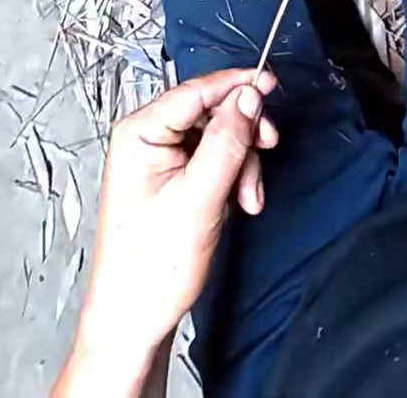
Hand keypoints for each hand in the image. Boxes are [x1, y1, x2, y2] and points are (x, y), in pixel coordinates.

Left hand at [75, 69, 279, 352]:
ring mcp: (161, 156)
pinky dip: (235, 174)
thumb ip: (226, 142)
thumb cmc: (151, 268)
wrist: (136, 322)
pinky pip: (215, 155)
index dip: (236, 84)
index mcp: (140, 132)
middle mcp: (148, 137)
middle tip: (267, 147)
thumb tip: (248, 96)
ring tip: (249, 197)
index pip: (196, 90)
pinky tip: (241, 200)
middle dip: (243, 134)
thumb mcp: (198, 198)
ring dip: (243, 161)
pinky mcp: (174, 174)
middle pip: (211, 110)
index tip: (270, 83)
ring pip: (219, 134)